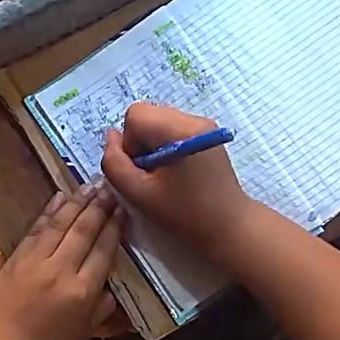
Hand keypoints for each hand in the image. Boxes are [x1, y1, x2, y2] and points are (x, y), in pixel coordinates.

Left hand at [0, 186, 122, 339]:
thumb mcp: (87, 330)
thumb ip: (103, 304)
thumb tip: (112, 281)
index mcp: (83, 291)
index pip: (104, 250)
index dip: (114, 228)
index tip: (122, 210)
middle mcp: (61, 270)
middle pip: (84, 231)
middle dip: (99, 208)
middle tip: (109, 190)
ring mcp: (36, 261)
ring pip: (60, 224)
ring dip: (77, 202)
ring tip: (90, 186)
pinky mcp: (16, 258)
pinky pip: (36, 229)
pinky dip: (49, 211)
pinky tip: (60, 196)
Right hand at [101, 102, 256, 256]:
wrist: (228, 225)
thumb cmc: (183, 213)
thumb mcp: (139, 194)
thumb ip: (115, 164)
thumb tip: (111, 136)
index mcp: (177, 129)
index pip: (135, 115)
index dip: (130, 142)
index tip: (142, 170)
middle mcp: (193, 119)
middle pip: (148, 115)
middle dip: (142, 142)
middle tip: (153, 174)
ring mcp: (204, 124)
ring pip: (160, 121)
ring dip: (154, 144)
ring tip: (167, 174)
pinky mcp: (210, 134)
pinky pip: (176, 128)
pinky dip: (169, 145)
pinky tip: (179, 171)